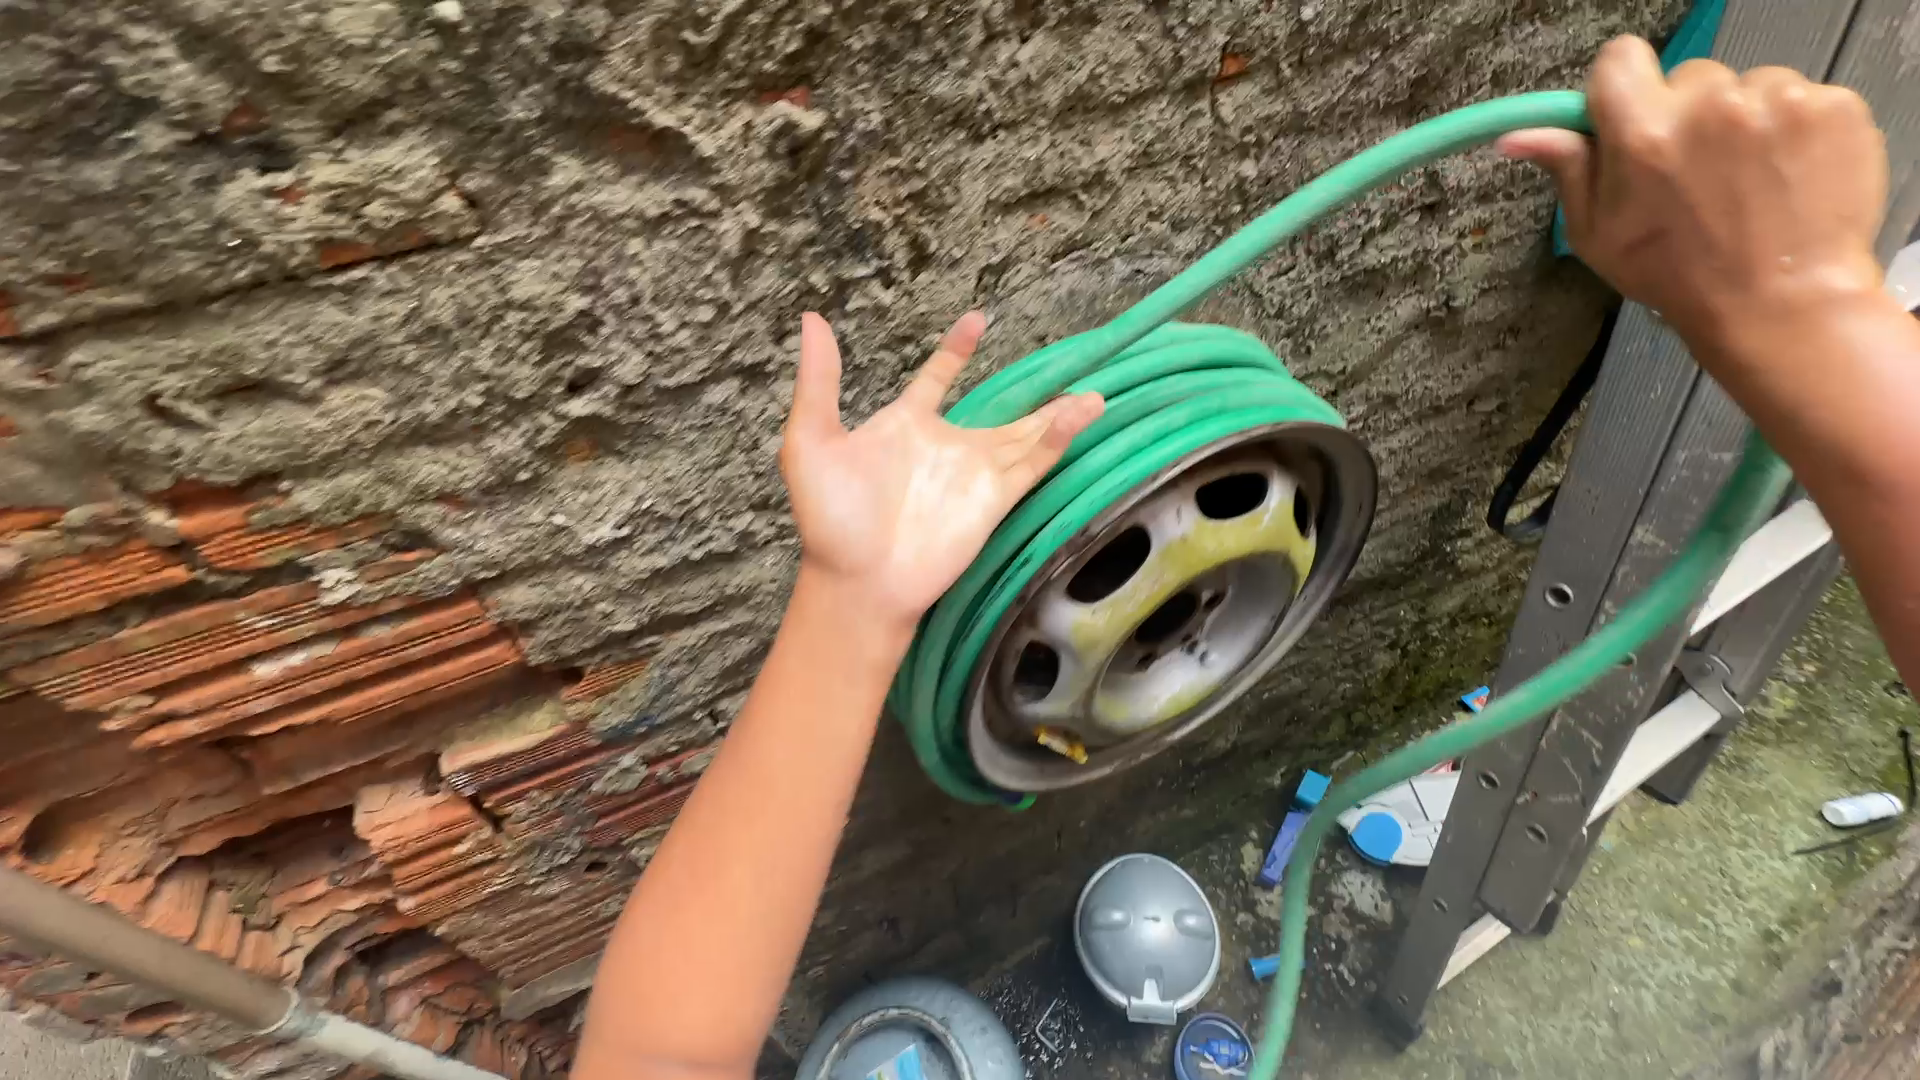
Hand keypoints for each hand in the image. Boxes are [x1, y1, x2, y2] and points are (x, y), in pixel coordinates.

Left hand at [780, 311, 1104, 626]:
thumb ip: (819, 380)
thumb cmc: (830, 517)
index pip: (937, 379)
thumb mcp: (811, 440)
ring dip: (1060, 415)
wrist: (858, 580)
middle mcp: (946, 445)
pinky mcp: (994, 499)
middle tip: (1070, 366)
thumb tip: (811, 319)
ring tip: (1095, 395)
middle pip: (1001, 413)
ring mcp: (974, 473)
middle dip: (1035, 395)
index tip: (977, 320)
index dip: (956, 351)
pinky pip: (1033, 464)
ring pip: (1027, 436)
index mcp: (906, 425)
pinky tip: (1081, 414)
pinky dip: (1058, 440)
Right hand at [1499, 37, 1887, 357]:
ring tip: (1734, 176)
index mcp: (1641, 136)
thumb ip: (1568, 168)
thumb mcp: (1595, 230)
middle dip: (1678, 112)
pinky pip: (1796, 96)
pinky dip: (1783, 127)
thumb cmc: (1669, 271)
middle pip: (1684, 77)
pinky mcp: (1835, 103)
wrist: (1774, 296)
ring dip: (1734, 120)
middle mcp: (1710, 105)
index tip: (1622, 116)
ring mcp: (1780, 99)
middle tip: (1682, 169)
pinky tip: (1776, 172)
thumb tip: (1518, 134)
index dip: (1616, 85)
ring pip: (1743, 86)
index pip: (1619, 60)